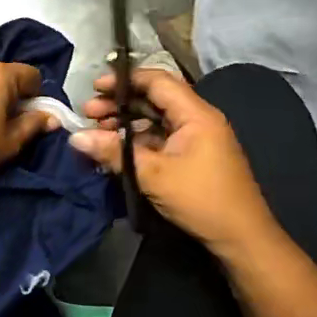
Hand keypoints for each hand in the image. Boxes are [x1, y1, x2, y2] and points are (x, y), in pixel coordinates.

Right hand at [69, 67, 280, 257]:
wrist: (241, 237)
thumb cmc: (200, 199)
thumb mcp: (151, 174)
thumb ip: (113, 151)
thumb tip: (75, 137)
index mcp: (196, 114)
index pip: (157, 81)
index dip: (125, 80)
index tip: (95, 88)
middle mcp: (198, 119)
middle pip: (154, 98)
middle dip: (120, 103)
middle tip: (88, 113)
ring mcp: (197, 138)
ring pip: (155, 118)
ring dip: (126, 122)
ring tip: (97, 132)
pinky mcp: (193, 155)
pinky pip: (160, 137)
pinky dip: (137, 138)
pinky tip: (116, 148)